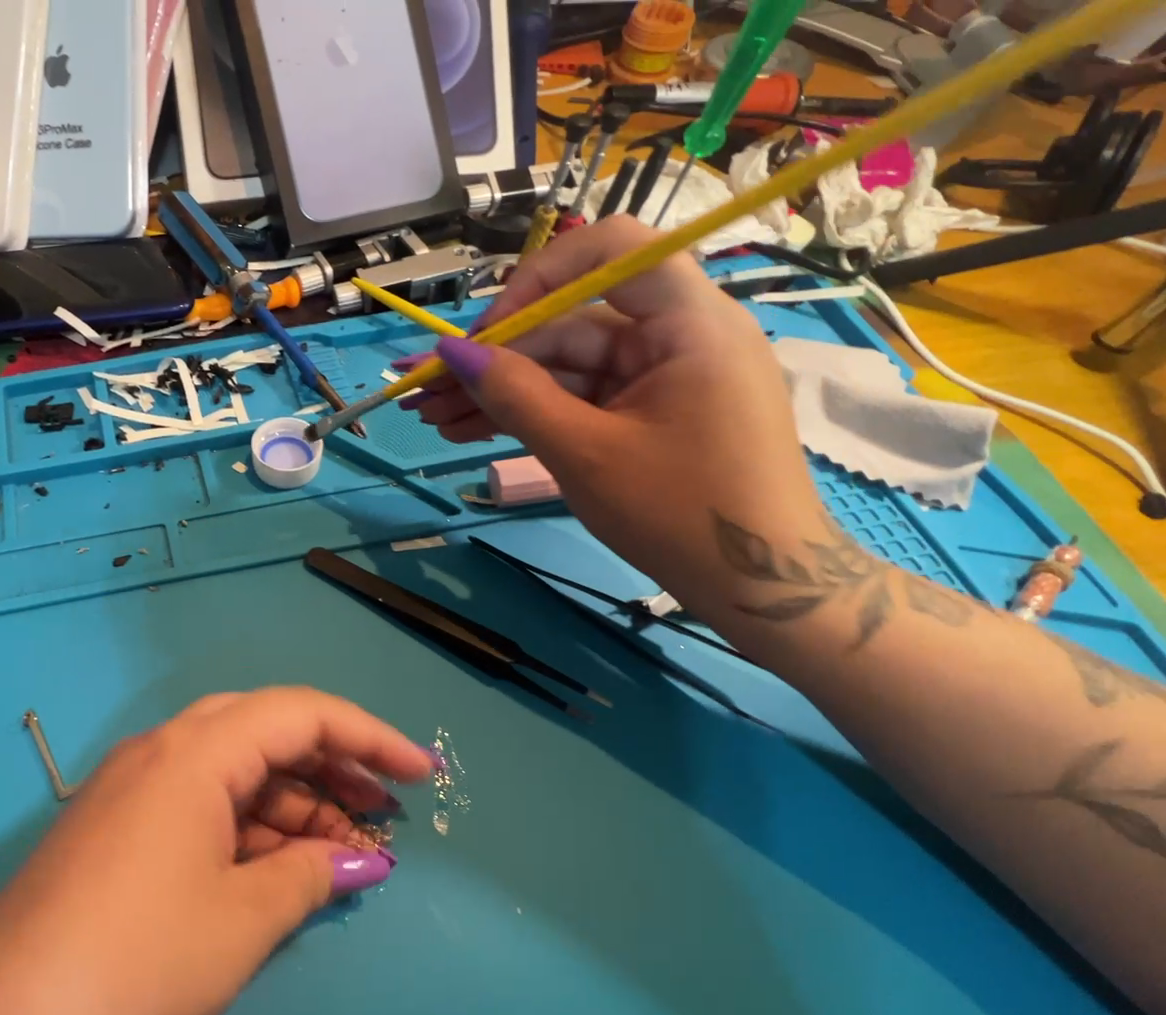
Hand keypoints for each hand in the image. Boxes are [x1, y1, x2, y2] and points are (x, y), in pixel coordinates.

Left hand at [0, 688, 433, 1014]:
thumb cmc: (138, 957)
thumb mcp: (240, 920)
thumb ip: (308, 876)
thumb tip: (361, 861)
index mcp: (192, 753)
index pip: (297, 713)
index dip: (368, 736)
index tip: (422, 772)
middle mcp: (159, 752)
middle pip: (263, 734)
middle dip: (331, 767)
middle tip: (386, 811)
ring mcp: (131, 789)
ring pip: (231, 773)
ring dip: (292, 805)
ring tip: (348, 854)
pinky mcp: (115, 827)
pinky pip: (199, 806)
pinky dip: (249, 829)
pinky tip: (283, 867)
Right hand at [401, 217, 824, 606]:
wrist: (762, 588)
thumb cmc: (680, 514)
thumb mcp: (584, 454)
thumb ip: (514, 396)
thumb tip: (450, 354)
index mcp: (689, 323)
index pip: (609, 252)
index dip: (535, 281)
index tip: (484, 336)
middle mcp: (681, 334)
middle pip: (573, 320)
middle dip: (495, 357)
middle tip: (426, 392)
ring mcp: (666, 375)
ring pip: (568, 364)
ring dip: (503, 390)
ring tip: (435, 419)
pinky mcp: (653, 410)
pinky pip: (584, 396)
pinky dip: (534, 411)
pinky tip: (473, 430)